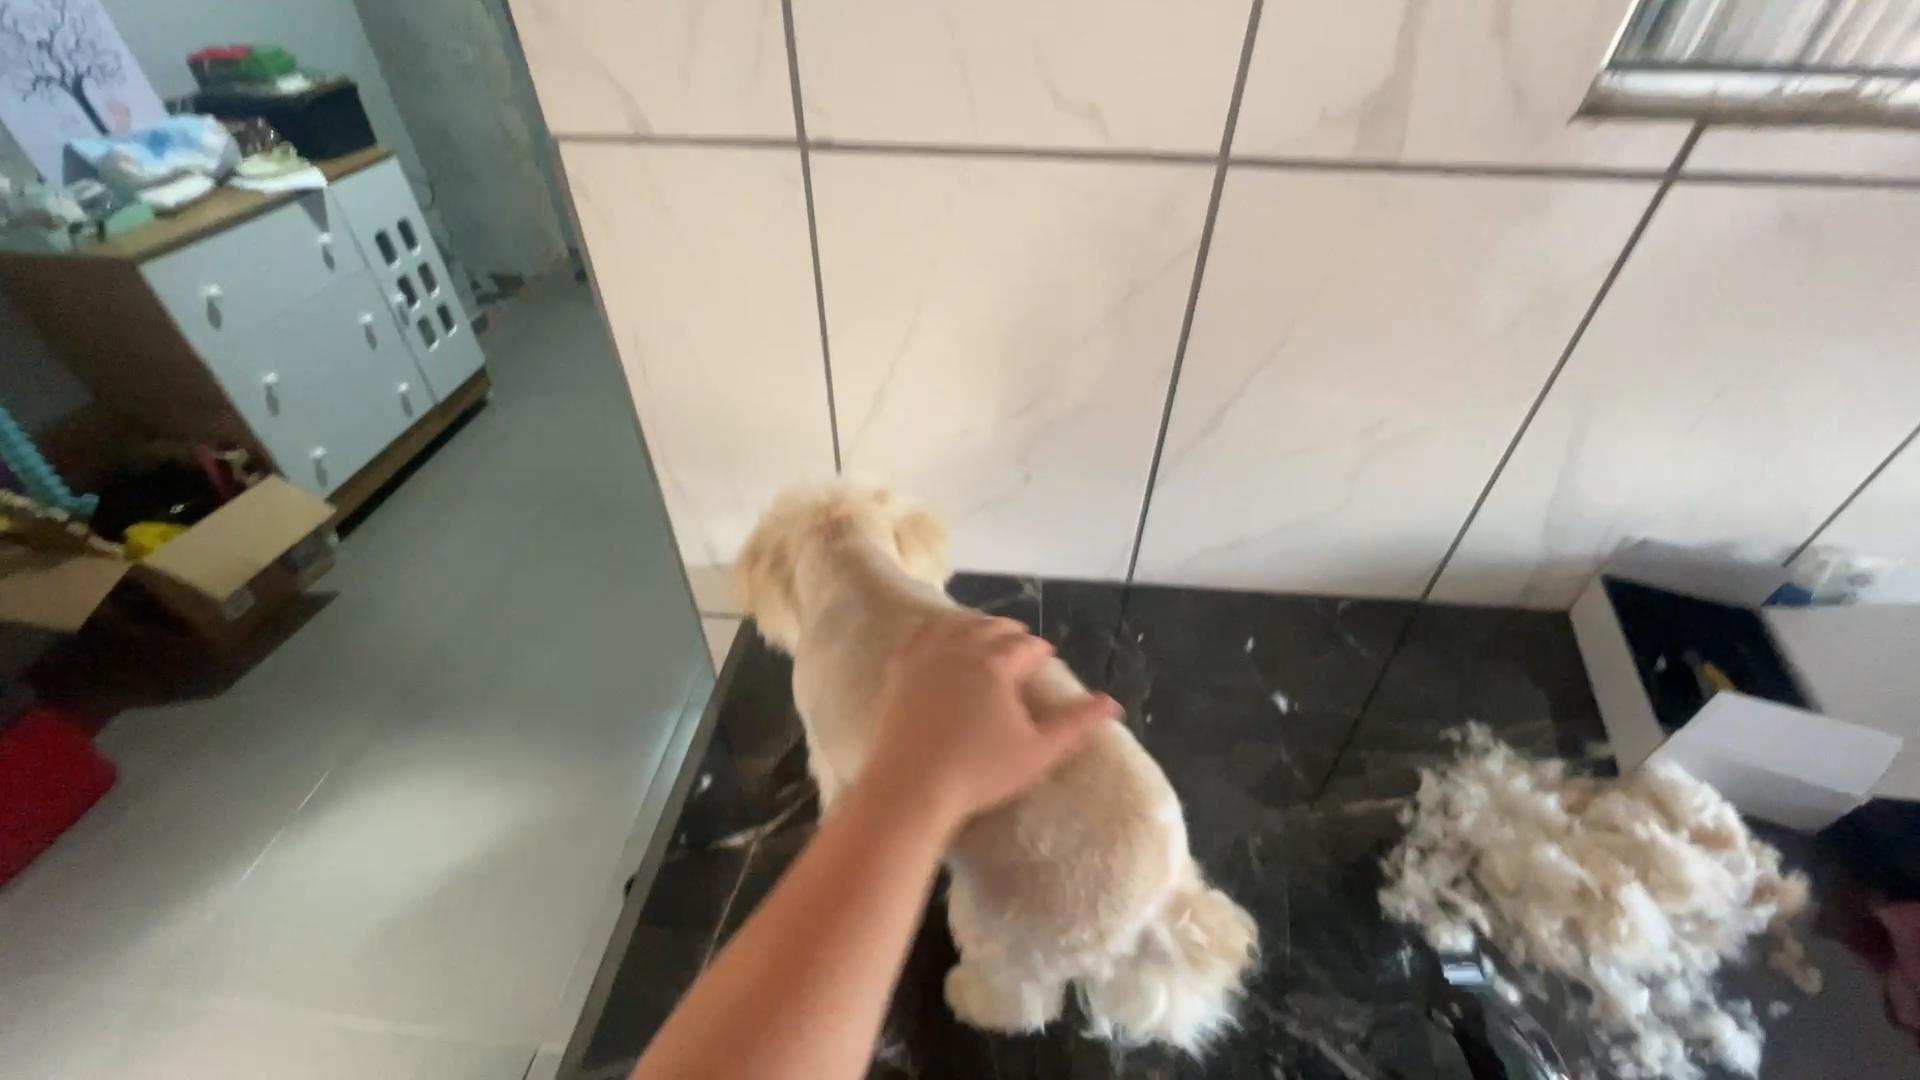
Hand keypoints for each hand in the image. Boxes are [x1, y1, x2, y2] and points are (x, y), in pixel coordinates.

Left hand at [863, 614, 1119, 830]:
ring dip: (973, 623)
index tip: (1046, 654)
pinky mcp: (898, 669)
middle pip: (990, 628)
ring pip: (954, 625)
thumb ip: (1076, 723)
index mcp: (997, 665)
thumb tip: (1111, 702)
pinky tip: (936, 632)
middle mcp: (961, 650)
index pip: (1025, 646)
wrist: (911, 786)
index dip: (1039, 649)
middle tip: (1019, 637)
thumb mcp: (1038, 751)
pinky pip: (917, 635)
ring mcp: (926, 657)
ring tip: (983, 628)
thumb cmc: (980, 772)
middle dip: (1009, 631)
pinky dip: (933, 627)